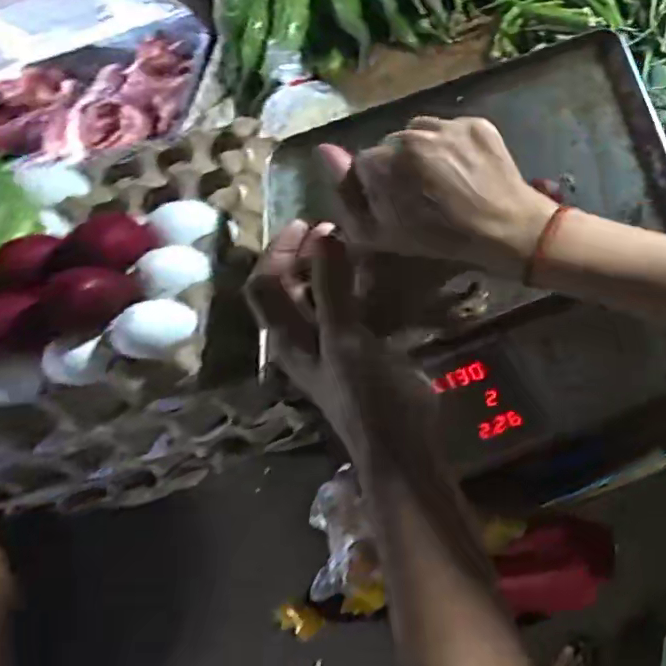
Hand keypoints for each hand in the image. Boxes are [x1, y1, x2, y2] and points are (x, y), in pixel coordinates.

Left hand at [245, 219, 435, 459]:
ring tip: (353, 248)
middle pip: (285, 291)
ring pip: (316, 301)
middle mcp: (302, 341)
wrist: (399, 443)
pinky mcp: (359, 354)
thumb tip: (324, 234)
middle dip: (300, 256)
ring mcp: (331, 349)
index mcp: (289, 338)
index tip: (312, 221)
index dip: (280, 251)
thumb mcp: (347, 339)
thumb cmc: (369, 393)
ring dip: (326, 272)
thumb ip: (333, 289)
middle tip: (333, 229)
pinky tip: (378, 282)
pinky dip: (353, 290)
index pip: (266, 284)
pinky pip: (346, 312)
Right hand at [318, 116, 556, 275]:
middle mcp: (413, 134)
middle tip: (427, 192)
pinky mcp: (478, 124)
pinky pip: (454, 129)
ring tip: (448, 179)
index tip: (400, 202)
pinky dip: (456, 145)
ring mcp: (449, 125)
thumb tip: (324, 150)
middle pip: (394, 144)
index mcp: (384, 160)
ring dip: (428, 151)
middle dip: (403, 164)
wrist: (510, 228)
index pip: (365, 162)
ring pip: (423, 133)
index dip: (380, 185)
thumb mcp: (383, 232)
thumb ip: (347, 193)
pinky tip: (467, 168)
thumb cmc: (444, 238)